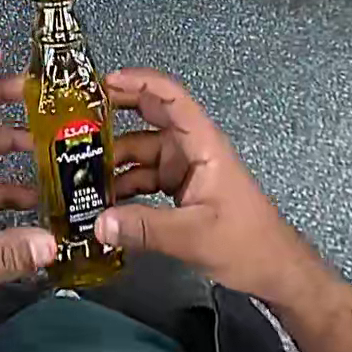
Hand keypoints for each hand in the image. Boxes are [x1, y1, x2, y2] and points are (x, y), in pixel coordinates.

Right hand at [96, 68, 329, 305]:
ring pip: (142, 150)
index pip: (172, 98)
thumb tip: (99, 223)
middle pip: (152, 116)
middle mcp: (191, 148)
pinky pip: (144, 176)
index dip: (140, 82)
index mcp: (203, 143)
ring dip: (113, 157)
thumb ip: (144, 229)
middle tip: (77, 116)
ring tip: (77, 167)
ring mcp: (184, 167)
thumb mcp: (194, 236)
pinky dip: (122, 184)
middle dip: (116, 111)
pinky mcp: (179, 187)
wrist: (274, 270)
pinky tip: (99, 199)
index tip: (106, 81)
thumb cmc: (246, 243)